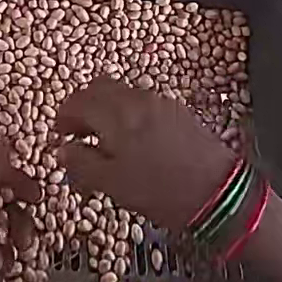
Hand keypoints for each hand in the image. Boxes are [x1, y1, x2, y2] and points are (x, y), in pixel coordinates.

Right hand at [55, 78, 236, 228]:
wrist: (221, 193)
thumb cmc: (161, 191)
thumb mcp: (113, 184)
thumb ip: (81, 163)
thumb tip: (63, 150)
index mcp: (115, 114)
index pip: (78, 101)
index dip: (63, 116)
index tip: (60, 134)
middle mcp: (136, 100)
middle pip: (99, 87)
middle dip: (83, 106)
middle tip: (77, 131)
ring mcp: (159, 102)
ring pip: (121, 92)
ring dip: (105, 107)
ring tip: (104, 137)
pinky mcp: (177, 111)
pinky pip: (142, 101)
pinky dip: (127, 111)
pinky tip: (133, 138)